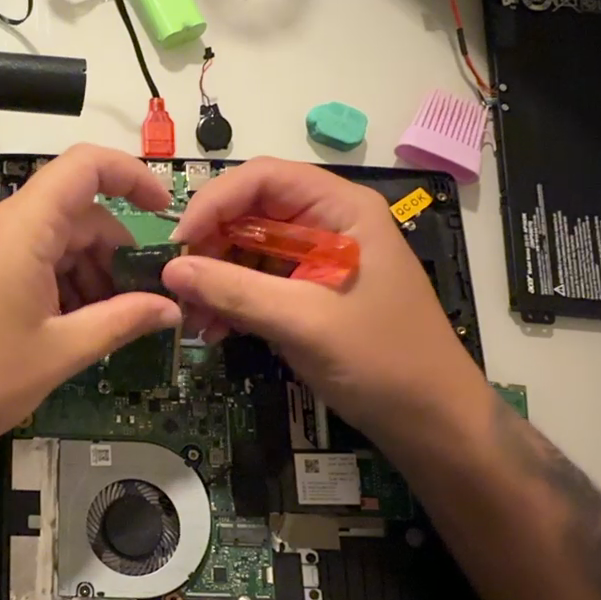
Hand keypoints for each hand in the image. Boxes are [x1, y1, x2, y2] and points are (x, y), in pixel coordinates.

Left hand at [0, 145, 181, 464]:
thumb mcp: (62, 351)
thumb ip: (123, 321)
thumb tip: (168, 308)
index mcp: (20, 228)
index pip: (85, 166)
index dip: (132, 176)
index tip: (165, 211)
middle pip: (74, 210)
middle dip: (114, 249)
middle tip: (143, 300)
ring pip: (53, 238)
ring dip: (89, 271)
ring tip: (110, 323)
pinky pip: (29, 258)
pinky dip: (61, 282)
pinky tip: (75, 325)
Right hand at [160, 158, 487, 442]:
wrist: (430, 420)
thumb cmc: (381, 360)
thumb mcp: (304, 322)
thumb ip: (236, 291)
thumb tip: (170, 270)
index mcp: (340, 210)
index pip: (262, 179)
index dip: (214, 203)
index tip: (179, 244)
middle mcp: (325, 224)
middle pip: (248, 213)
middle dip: (209, 248)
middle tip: (179, 289)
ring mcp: (315, 259)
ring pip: (245, 250)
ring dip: (214, 281)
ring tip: (193, 319)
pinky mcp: (306, 292)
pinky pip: (254, 282)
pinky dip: (229, 302)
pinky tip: (213, 331)